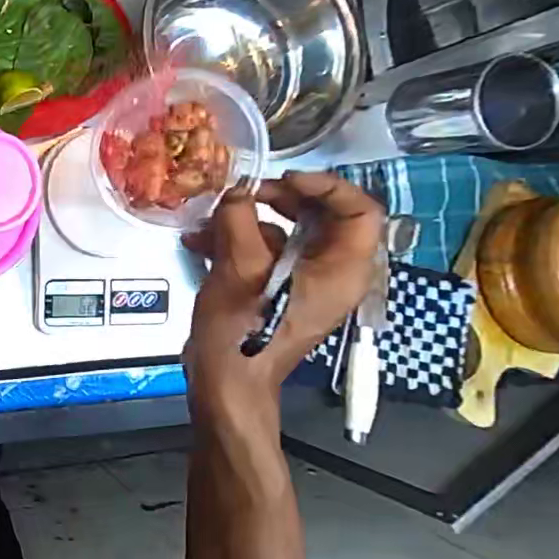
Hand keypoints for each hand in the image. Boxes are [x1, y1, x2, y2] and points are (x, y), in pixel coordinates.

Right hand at [182, 172, 382, 415]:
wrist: (226, 380)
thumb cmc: (244, 328)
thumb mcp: (240, 268)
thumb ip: (240, 221)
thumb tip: (236, 193)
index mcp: (344, 268)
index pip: (359, 210)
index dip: (325, 186)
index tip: (281, 179)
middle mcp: (333, 273)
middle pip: (322, 219)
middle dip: (280, 200)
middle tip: (244, 194)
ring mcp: (304, 283)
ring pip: (286, 235)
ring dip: (246, 222)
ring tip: (208, 221)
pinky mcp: (277, 291)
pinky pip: (266, 255)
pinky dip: (235, 243)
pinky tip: (199, 242)